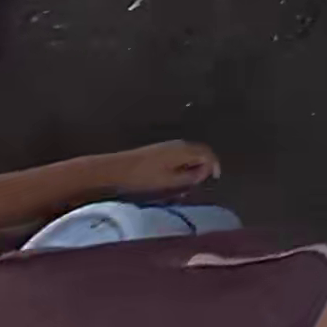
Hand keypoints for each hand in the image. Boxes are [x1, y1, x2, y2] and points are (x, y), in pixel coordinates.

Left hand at [90, 140, 220, 195]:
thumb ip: (190, 177)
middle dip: (206, 165)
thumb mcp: (169, 182)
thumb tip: (204, 173)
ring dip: (194, 165)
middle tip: (203, 180)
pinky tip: (176, 175)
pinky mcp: (159, 150)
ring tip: (189, 180)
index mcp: (185, 150)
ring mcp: (169, 146)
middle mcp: (180, 144)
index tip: (214, 179)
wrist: (113, 170)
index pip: (208, 155)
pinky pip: (180, 154)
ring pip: (190, 153)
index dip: (214, 166)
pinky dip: (184, 164)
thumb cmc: (142, 178)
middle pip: (201, 151)